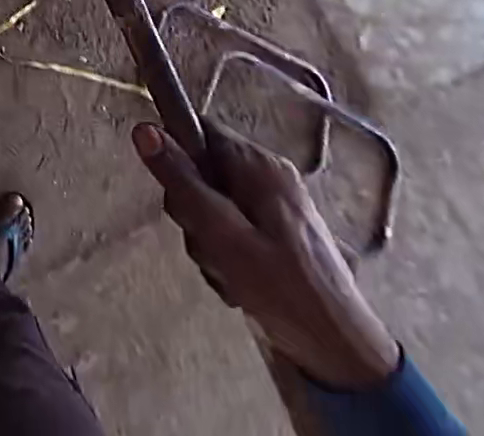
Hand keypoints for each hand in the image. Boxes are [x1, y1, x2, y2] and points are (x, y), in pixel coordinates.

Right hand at [132, 121, 401, 389]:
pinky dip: (219, 249)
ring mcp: (271, 206)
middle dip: (188, 207)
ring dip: (202, 235)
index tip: (170, 186)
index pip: (197, 129)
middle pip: (197, 168)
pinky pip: (224, 225)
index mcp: (260, 167)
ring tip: (224, 267)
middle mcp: (267, 177)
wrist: (340, 355)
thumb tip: (142, 129)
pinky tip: (234, 277)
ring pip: (206, 202)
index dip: (172, 150)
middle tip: (204, 238)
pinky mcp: (271, 232)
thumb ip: (181, 180)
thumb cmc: (282, 288)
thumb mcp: (221, 232)